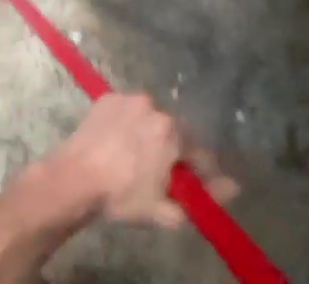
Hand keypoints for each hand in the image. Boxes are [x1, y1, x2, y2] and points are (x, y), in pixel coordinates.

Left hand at [53, 93, 239, 229]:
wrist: (75, 177)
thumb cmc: (122, 194)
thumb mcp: (165, 209)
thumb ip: (203, 200)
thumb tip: (233, 188)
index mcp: (172, 131)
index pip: (199, 155)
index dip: (201, 174)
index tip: (195, 188)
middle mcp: (152, 107)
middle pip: (173, 132)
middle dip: (172, 152)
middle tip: (161, 175)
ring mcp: (126, 99)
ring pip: (149, 119)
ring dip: (149, 135)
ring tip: (136, 158)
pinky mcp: (105, 98)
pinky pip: (127, 112)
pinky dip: (128, 124)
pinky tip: (119, 143)